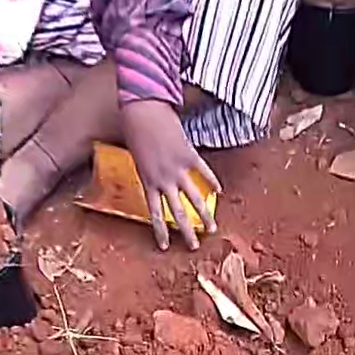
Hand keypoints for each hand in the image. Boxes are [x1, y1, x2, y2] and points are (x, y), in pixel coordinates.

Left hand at [121, 99, 219, 250]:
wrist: (143, 106)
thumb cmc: (134, 128)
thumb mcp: (138, 157)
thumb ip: (150, 173)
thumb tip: (159, 182)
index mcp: (148, 181)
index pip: (155, 214)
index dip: (160, 232)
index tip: (165, 247)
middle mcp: (165, 180)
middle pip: (178, 213)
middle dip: (187, 232)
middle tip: (194, 247)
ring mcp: (179, 169)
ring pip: (195, 199)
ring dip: (205, 216)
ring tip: (212, 229)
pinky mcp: (190, 155)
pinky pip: (203, 172)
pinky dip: (212, 181)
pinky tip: (219, 191)